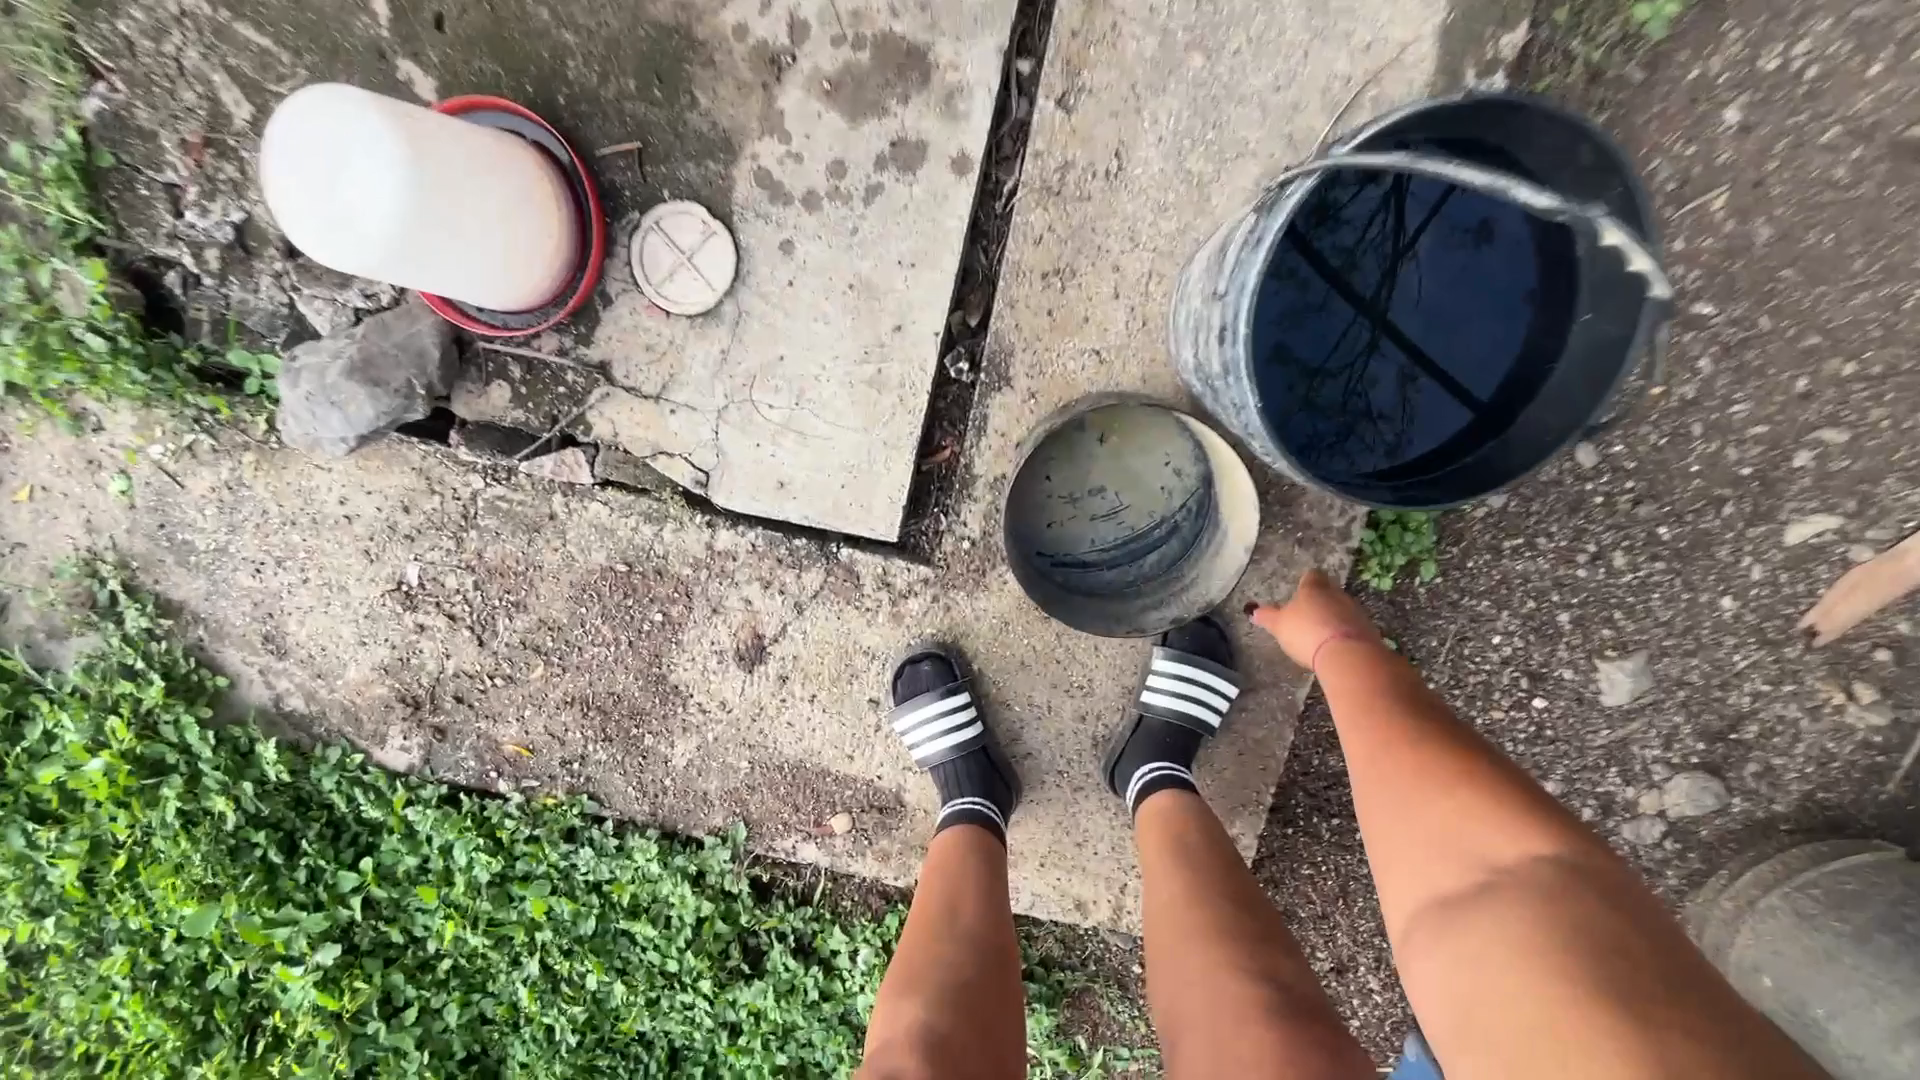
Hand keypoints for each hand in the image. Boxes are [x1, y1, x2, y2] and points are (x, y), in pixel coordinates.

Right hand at [1246, 569, 1380, 671]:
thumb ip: (1267, 617)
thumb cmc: (1306, 632)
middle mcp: (1337, 595)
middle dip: (1320, 601)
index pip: (1312, 576)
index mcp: (1314, 589)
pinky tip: (1334, 646)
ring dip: (1333, 618)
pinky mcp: (1367, 631)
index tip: (1301, 587)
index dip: (1306, 581)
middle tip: (1308, 613)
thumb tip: (1254, 611)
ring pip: (1342, 609)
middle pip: (1329, 592)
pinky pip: (1352, 628)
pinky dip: (1343, 634)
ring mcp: (1355, 612)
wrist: (1347, 654)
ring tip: (1320, 633)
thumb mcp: (1279, 625)